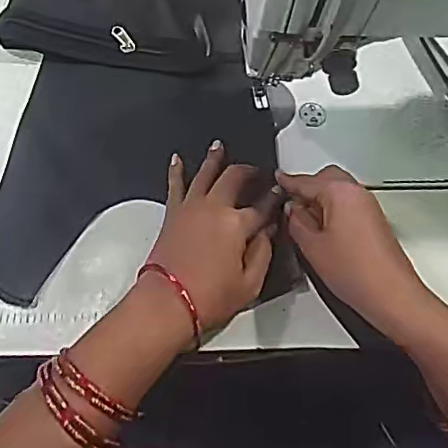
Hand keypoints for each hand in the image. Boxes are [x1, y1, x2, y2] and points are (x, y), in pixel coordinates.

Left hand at [142, 142, 277, 336]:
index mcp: (237, 225)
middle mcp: (214, 208)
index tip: (278, 194)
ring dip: (214, 158)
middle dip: (248, 171)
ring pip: (205, 172)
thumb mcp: (250, 284)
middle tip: (255, 170)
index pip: (262, 206)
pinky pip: (175, 184)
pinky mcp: (173, 213)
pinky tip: (177, 160)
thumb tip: (267, 236)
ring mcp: (191, 207)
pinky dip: (177, 170)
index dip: (273, 199)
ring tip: (219, 146)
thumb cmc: (206, 297)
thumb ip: (262, 254)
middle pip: (234, 178)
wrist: (168, 300)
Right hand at [278, 166, 433, 339]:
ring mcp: (370, 207)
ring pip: (338, 192)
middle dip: (308, 189)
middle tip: (291, 207)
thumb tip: (292, 211)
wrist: (392, 297)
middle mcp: (358, 194)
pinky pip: (349, 205)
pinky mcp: (375, 221)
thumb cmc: (360, 274)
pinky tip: (325, 235)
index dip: (288, 182)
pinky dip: (334, 212)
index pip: (306, 181)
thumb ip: (295, 221)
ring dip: (322, 202)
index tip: (279, 180)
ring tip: (307, 227)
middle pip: (326, 178)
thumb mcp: (311, 247)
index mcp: (340, 192)